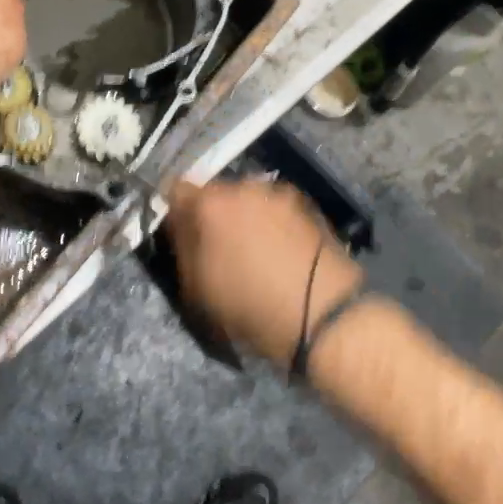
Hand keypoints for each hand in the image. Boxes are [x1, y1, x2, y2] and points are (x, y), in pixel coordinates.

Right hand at [166, 180, 367, 367]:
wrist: (326, 316)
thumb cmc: (253, 309)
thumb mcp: (198, 289)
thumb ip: (181, 248)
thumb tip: (178, 227)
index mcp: (209, 205)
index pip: (175, 190)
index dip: (177, 213)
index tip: (182, 236)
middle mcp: (242, 187)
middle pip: (214, 193)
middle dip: (213, 215)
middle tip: (220, 249)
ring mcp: (277, 193)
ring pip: (247, 198)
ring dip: (244, 217)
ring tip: (256, 251)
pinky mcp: (307, 204)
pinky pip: (275, 207)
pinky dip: (272, 222)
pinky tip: (282, 250)